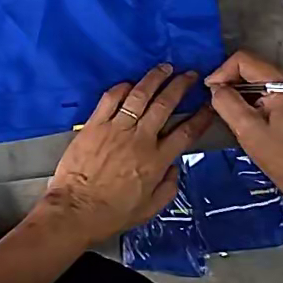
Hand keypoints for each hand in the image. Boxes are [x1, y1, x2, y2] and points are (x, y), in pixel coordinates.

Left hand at [38, 64, 214, 245]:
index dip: (201, 116)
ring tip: (165, 68)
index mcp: (157, 160)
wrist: (74, 213)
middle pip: (166, 104)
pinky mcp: (94, 125)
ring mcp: (116, 129)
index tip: (209, 105)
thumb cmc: (112, 214)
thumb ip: (169, 187)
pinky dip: (122, 88)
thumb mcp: (150, 208)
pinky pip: (111, 99)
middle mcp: (141, 139)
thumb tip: (175, 168)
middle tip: (190, 75)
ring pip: (140, 95)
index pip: (187, 131)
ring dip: (155, 78)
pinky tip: (130, 83)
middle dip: (181, 86)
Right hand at [205, 51, 282, 195]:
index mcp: (281, 82)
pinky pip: (257, 90)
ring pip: (251, 78)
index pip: (244, 60)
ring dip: (234, 90)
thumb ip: (228, 104)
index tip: (210, 90)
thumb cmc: (278, 155)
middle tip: (213, 99)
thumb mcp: (248, 129)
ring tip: (223, 108)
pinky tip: (236, 114)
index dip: (222, 72)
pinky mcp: (282, 102)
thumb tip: (214, 88)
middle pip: (248, 66)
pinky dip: (243, 98)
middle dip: (227, 80)